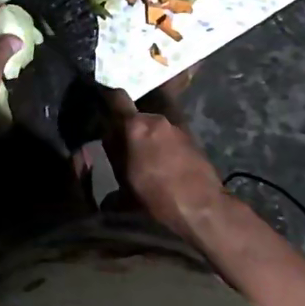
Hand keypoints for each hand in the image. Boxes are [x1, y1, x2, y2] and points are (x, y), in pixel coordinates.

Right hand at [101, 86, 228, 238]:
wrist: (203, 208)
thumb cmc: (157, 196)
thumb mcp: (124, 179)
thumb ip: (113, 151)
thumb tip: (109, 135)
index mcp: (136, 125)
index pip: (116, 97)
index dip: (107, 98)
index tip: (102, 105)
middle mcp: (156, 119)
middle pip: (137, 115)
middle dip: (130, 127)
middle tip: (125, 145)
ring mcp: (176, 127)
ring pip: (154, 126)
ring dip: (149, 137)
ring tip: (148, 158)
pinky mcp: (192, 138)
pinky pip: (169, 135)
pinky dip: (164, 145)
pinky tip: (165, 164)